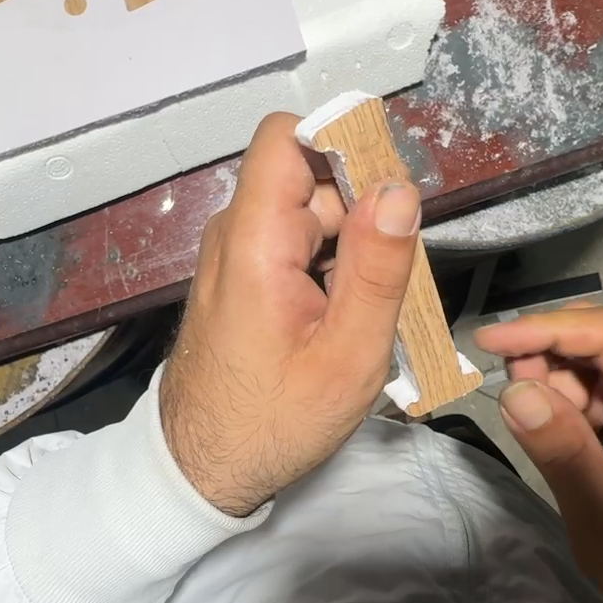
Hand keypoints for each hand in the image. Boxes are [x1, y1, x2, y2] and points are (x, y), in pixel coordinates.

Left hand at [160, 113, 421, 516]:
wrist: (202, 465)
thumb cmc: (274, 421)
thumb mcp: (348, 355)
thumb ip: (377, 267)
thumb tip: (399, 189)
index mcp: (255, 240)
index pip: (286, 137)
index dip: (339, 142)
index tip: (388, 188)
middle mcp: (236, 232)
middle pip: (308, 178)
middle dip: (360, 210)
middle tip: (391, 278)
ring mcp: (235, 253)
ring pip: (307, 212)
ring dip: (349, 244)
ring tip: (366, 308)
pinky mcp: (240, 274)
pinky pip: (293, 242)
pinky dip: (327, 264)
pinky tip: (342, 314)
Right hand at [472, 306, 602, 602]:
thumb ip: (564, 453)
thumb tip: (514, 391)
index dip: (545, 329)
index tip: (487, 342)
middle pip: (597, 337)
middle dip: (543, 355)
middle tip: (513, 401)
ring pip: (588, 355)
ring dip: (550, 380)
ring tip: (543, 434)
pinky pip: (591, 381)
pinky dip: (561, 397)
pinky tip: (559, 434)